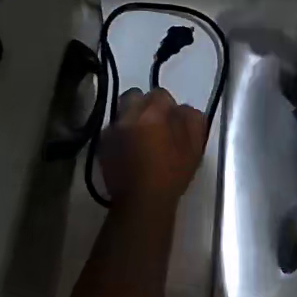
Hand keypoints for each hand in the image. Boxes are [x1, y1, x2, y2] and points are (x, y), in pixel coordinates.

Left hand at [99, 88, 207, 205]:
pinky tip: (128, 150)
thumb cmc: (172, 174)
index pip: (160, 93)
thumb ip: (191, 119)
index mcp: (153, 114)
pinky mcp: (102, 145)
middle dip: (144, 105)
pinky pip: (112, 130)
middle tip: (154, 123)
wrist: (142, 202)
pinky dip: (120, 134)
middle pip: (135, 96)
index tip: (172, 120)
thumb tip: (182, 109)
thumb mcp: (194, 147)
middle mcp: (128, 116)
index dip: (168, 105)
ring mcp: (112, 130)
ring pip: (121, 111)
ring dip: (130, 118)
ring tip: (140, 136)